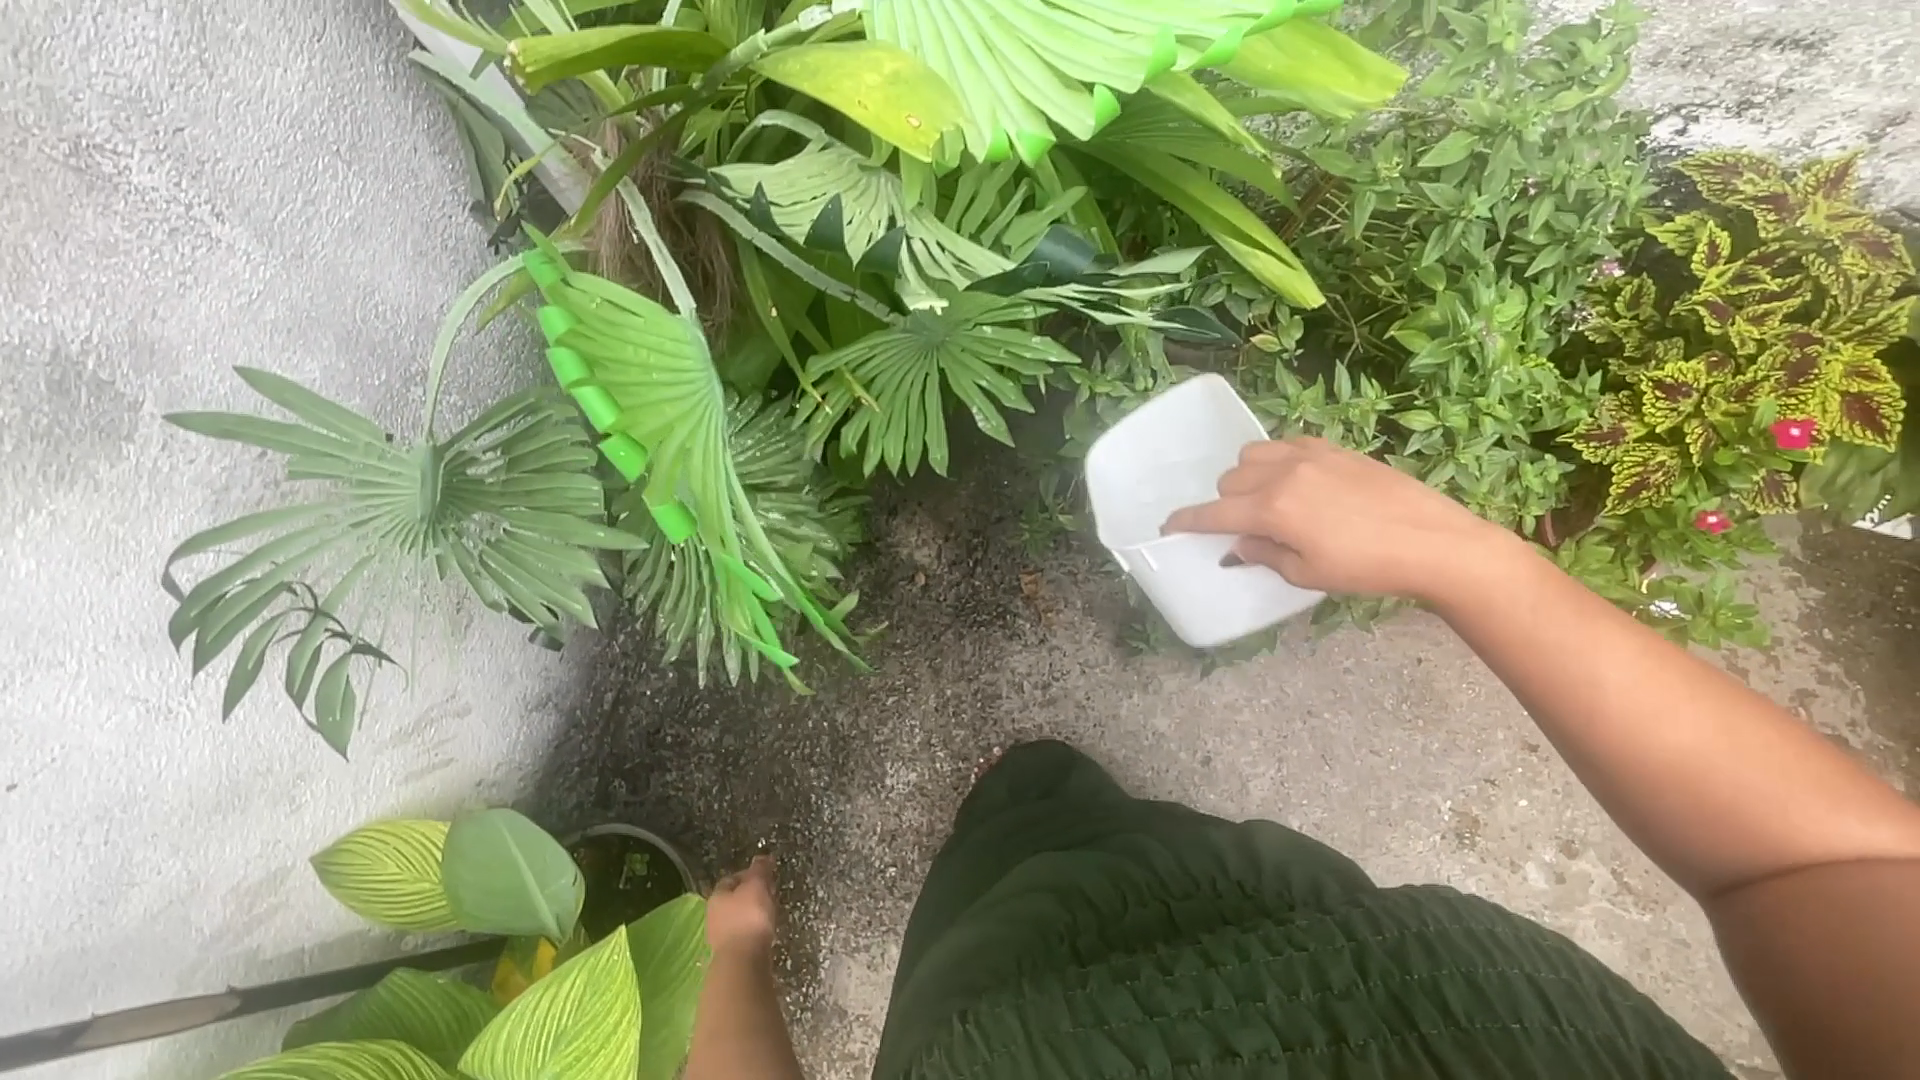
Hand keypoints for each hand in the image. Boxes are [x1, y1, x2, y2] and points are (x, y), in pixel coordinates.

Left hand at [707, 854, 777, 958]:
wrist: (743, 961)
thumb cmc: (749, 917)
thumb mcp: (757, 886)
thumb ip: (759, 870)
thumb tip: (762, 856)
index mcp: (717, 896)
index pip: (732, 878)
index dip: (750, 874)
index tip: (767, 875)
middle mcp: (713, 915)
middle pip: (734, 898)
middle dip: (752, 894)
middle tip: (771, 893)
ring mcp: (720, 936)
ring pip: (739, 917)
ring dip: (753, 913)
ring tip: (770, 913)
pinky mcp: (731, 953)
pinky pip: (744, 934)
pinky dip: (754, 930)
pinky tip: (765, 931)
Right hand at [1161, 436, 1519, 603]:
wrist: (1435, 542)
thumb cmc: (1368, 568)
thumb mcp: (1307, 574)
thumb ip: (1264, 555)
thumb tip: (1239, 545)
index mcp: (1272, 509)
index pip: (1213, 514)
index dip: (1185, 522)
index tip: (1168, 527)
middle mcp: (1283, 474)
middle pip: (1229, 481)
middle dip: (1225, 505)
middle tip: (1244, 529)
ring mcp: (1310, 455)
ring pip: (1252, 455)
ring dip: (1246, 477)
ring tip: (1267, 501)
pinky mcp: (1335, 448)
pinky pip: (1286, 444)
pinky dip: (1276, 461)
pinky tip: (1296, 482)